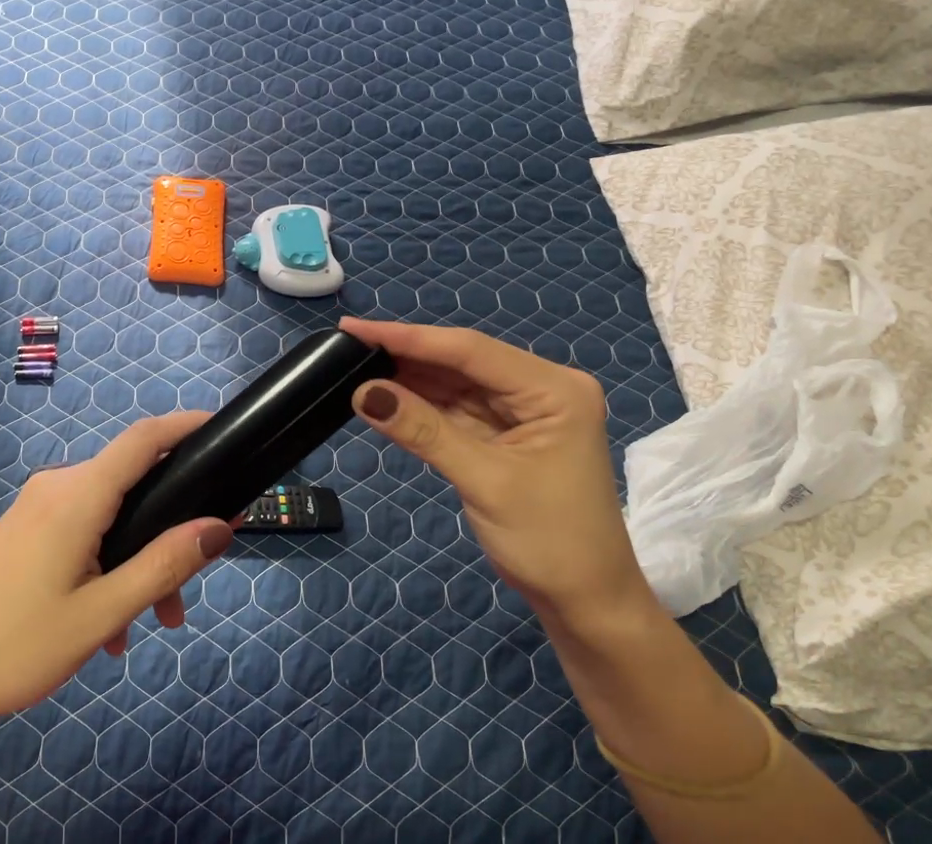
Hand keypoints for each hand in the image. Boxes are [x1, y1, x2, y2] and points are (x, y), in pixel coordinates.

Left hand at [0, 412, 234, 746]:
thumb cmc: (17, 646)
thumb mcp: (102, 613)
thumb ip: (164, 565)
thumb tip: (218, 525)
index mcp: (75, 497)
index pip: (142, 439)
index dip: (186, 427)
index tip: (225, 434)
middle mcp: (54, 489)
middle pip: (130, 490)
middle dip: (165, 538)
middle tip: (179, 604)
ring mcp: (32, 510)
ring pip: (107, 520)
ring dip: (134, 566)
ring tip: (139, 630)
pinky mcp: (20, 532)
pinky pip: (79, 535)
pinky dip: (103, 569)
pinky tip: (103, 629)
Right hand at [340, 318, 654, 625]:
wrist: (586, 602)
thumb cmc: (550, 541)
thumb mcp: (483, 481)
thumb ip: (423, 431)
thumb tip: (363, 392)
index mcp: (554, 389)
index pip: (469, 350)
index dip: (407, 337)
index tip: (352, 328)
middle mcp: (542, 389)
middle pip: (461, 361)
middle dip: (404, 354)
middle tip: (345, 345)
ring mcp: (524, 412)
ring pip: (454, 383)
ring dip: (408, 378)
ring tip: (354, 365)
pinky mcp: (506, 434)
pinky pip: (455, 409)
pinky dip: (420, 404)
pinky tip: (384, 394)